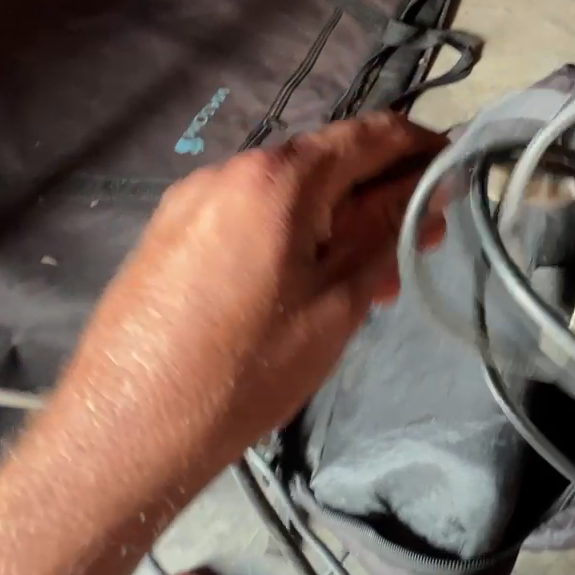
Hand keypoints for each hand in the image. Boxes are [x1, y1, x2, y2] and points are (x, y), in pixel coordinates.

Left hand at [42, 113, 445, 494]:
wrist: (117, 440)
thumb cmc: (248, 369)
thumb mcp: (341, 297)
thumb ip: (391, 229)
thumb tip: (436, 186)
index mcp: (279, 177)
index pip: (374, 134)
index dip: (425, 147)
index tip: (458, 175)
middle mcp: (234, 168)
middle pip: (333, 157)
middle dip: (386, 189)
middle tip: (423, 238)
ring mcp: (196, 197)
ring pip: (296, 188)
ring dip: (345, 213)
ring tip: (373, 271)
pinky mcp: (173, 229)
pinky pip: (257, 210)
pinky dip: (301, 227)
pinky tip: (315, 276)